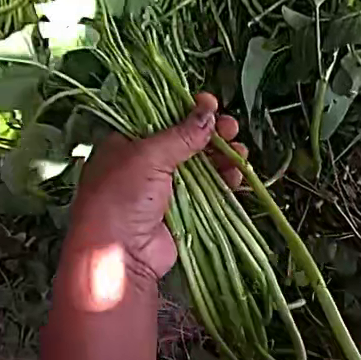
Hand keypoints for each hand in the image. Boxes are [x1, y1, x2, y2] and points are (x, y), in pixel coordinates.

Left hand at [69, 92, 248, 281]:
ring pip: (199, 168)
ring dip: (220, 158)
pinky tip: (235, 176)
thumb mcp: (148, 156)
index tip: (211, 104)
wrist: (120, 254)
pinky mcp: (180, 213)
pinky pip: (206, 193)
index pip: (162, 118)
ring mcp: (164, 190)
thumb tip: (208, 113)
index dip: (187, 110)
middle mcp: (144, 165)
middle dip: (210, 135)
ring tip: (240, 153)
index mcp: (127, 143)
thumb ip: (180, 135)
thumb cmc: (121, 197)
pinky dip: (222, 183)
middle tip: (232, 129)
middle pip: (185, 142)